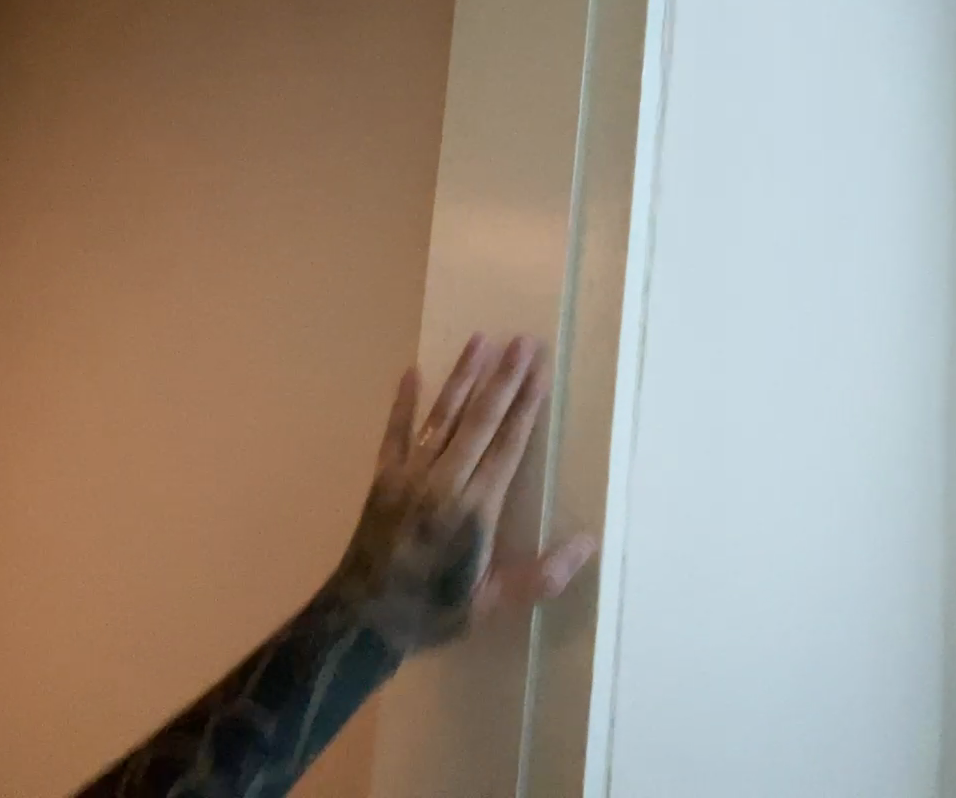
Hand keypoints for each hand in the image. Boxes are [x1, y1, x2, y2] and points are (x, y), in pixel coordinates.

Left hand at [329, 334, 598, 651]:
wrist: (366, 615)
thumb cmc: (435, 610)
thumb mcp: (494, 603)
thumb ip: (542, 575)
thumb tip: (589, 541)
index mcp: (477, 507)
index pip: (509, 444)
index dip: (526, 405)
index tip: (540, 371)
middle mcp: (446, 479)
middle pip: (481, 419)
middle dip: (504, 378)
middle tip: (522, 342)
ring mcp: (411, 472)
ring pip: (443, 416)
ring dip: (463, 377)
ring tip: (480, 340)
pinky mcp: (384, 474)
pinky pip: (396, 430)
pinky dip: (404, 401)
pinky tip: (412, 370)